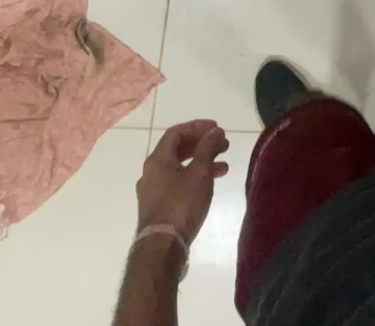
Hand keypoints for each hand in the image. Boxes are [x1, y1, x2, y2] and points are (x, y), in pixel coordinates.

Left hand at [137, 119, 230, 244]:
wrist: (162, 248)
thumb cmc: (181, 204)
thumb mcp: (200, 172)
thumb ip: (207, 148)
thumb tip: (215, 131)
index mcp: (157, 160)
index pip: (176, 132)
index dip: (198, 126)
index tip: (217, 128)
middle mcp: (151, 173)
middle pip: (177, 150)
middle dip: (202, 144)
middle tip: (223, 144)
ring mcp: (153, 192)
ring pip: (179, 168)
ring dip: (202, 163)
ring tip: (224, 166)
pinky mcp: (158, 208)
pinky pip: (177, 184)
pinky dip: (194, 179)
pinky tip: (209, 186)